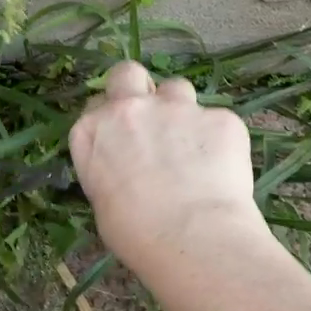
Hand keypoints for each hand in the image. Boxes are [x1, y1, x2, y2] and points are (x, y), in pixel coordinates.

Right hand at [69, 62, 266, 272]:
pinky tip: (220, 169)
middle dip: (136, 87)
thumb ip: (111, 165)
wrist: (190, 237)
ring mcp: (176, 108)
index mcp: (91, 132)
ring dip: (179, 110)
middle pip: (127, 73)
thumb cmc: (133, 232)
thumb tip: (129, 167)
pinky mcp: (220, 117)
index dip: (109, 121)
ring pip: (177, 88)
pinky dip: (217, 139)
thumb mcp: (101, 198)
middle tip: (149, 117)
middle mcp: (128, 109)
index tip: (119, 140)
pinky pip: (216, 120)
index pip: (95, 107)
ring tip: (190, 147)